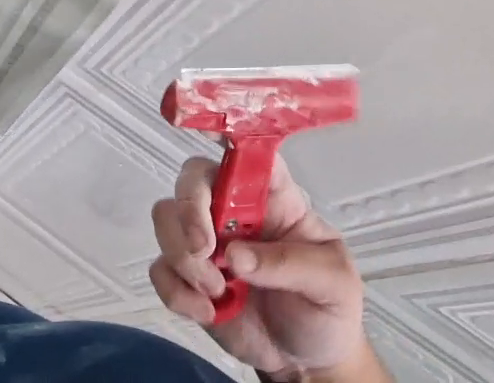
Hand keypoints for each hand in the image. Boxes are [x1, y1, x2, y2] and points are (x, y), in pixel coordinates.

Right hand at [149, 156, 378, 379]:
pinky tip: (207, 312)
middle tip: (203, 249)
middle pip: (192, 178)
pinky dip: (176, 291)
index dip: (225, 133)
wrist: (306, 367)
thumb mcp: (333, 283)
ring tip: (218, 292)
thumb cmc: (328, 310)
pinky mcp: (186, 276)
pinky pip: (160, 267)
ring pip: (166, 217)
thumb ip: (290, 265)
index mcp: (272, 197)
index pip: (246, 154)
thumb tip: (236, 255)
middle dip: (189, 208)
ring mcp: (206, 241)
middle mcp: (231, 209)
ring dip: (183, 256)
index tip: (209, 136)